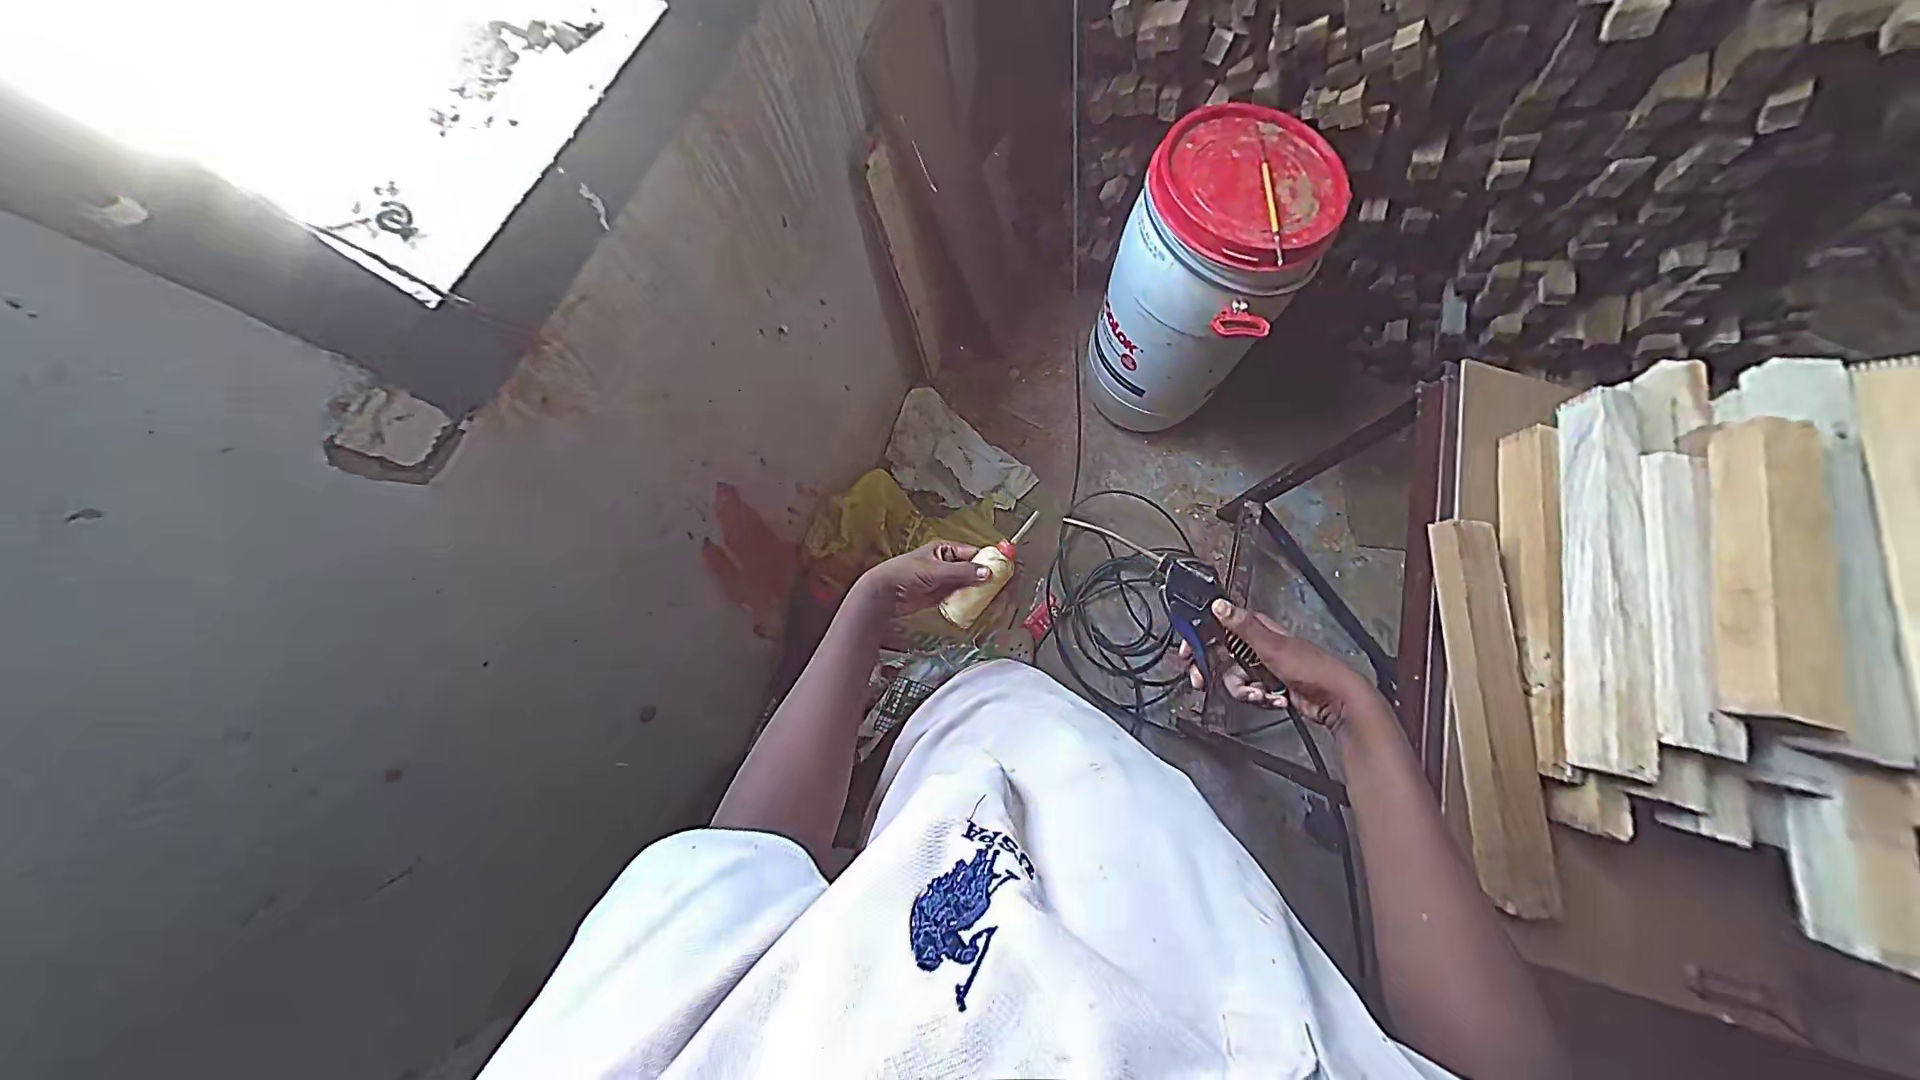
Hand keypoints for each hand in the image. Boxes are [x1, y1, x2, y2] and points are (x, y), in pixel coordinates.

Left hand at [854, 540, 989, 616]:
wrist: (883, 594)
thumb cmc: (903, 574)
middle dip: (986, 576)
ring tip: (994, 597)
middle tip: (1002, 585)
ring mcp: (943, 580)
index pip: (973, 553)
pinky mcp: (940, 595)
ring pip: (968, 584)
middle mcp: (946, 563)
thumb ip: (962, 573)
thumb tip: (987, 573)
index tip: (1004, 567)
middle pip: (973, 569)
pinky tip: (978, 605)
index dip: (988, 560)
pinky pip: (959, 596)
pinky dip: (968, 600)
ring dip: (978, 590)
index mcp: (944, 550)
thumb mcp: (935, 571)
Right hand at [1182, 598, 1380, 736]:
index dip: (1199, 639)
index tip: (1188, 651)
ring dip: (1243, 689)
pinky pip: (1249, 692)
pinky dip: (1258, 698)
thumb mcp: (1272, 646)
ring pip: (1233, 678)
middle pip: (1220, 655)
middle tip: (1201, 679)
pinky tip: (1274, 699)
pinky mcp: (1268, 686)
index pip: (1218, 627)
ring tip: (1260, 694)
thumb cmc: (1312, 668)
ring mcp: (1262, 667)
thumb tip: (1219, 605)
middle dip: (1212, 670)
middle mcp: (1258, 645)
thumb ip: (1242, 626)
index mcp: (1257, 629)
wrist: (1337, 701)